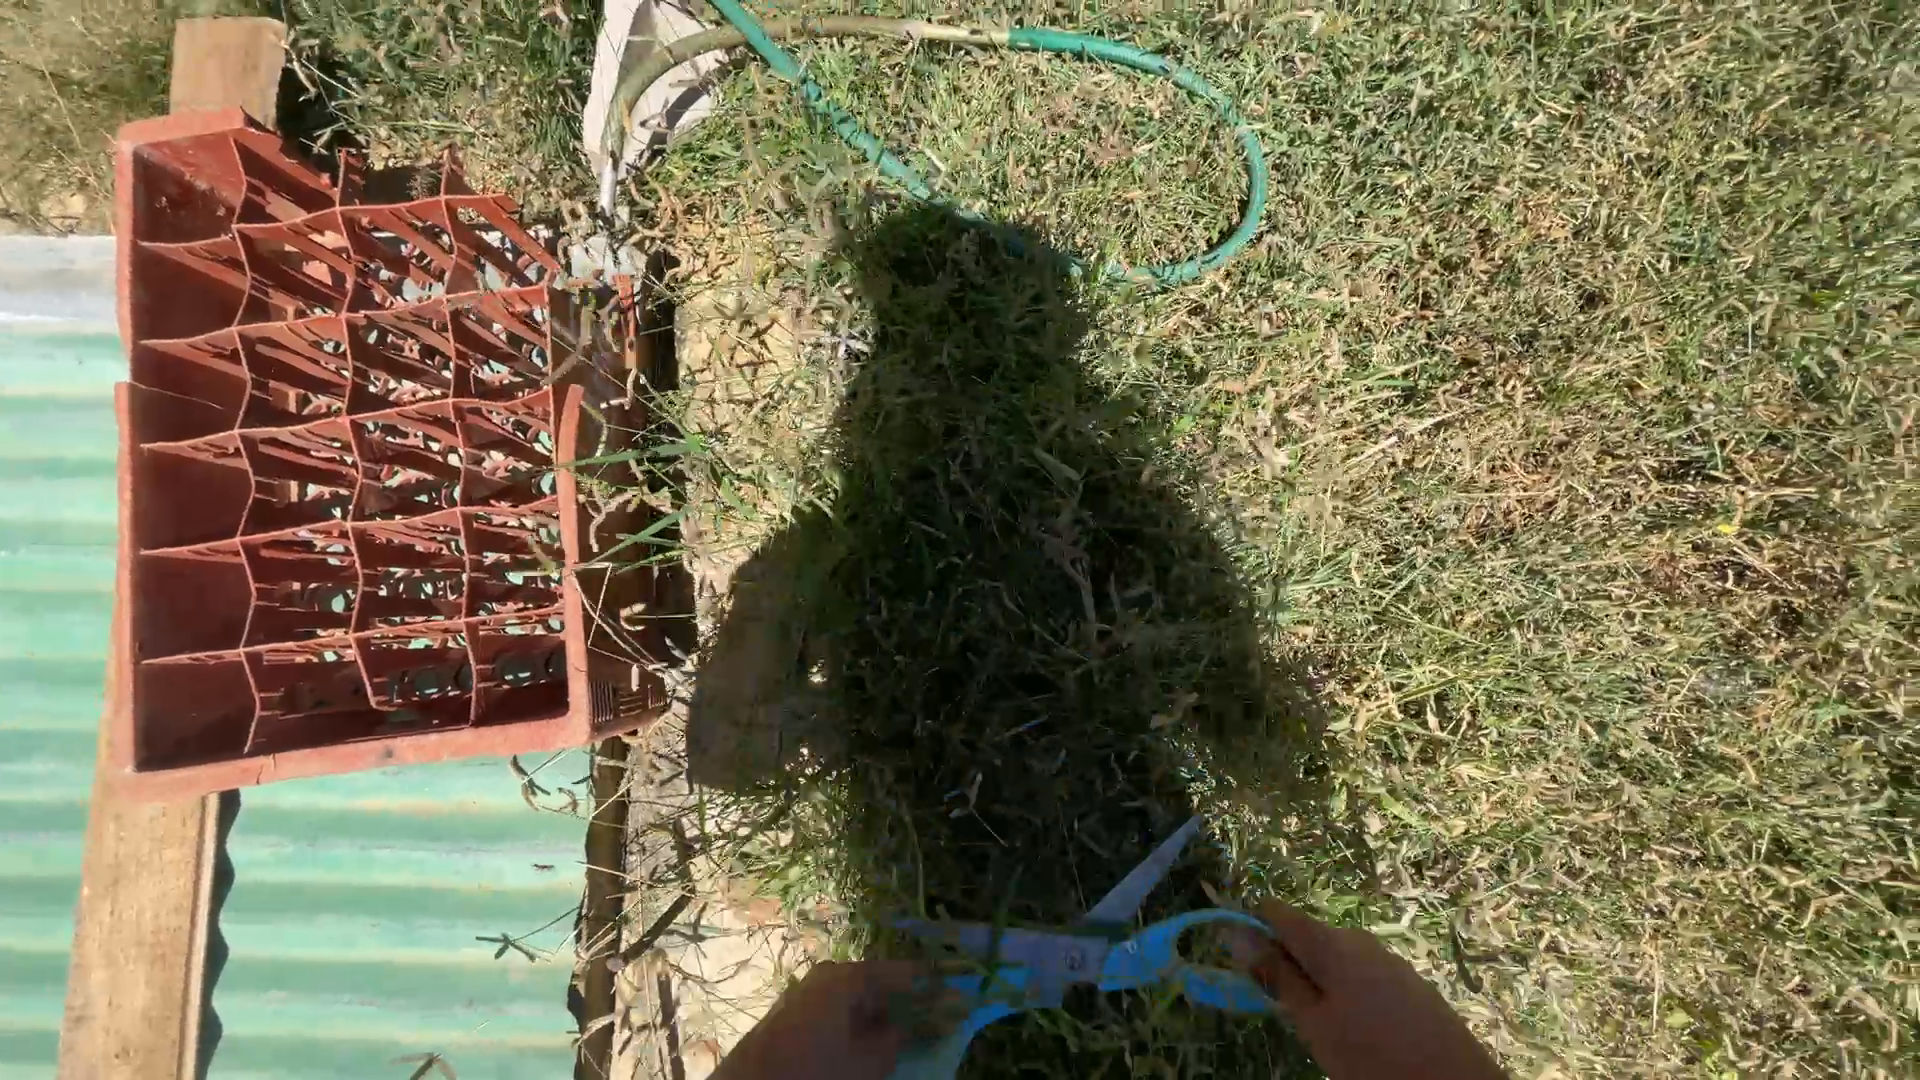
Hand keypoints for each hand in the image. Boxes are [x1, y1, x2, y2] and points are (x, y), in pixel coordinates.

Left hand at [711, 961, 934, 1079]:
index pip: (899, 972)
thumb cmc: (812, 1073)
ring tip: (907, 1034)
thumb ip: (893, 1042)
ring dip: (882, 1017)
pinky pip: (839, 1014)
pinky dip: (859, 1026)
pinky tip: (871, 1044)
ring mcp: (809, 994)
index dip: (929, 984)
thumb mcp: (864, 1064)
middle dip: (906, 1002)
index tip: (955, 991)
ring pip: (858, 1001)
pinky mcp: (795, 1017)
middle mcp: (827, 976)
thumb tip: (908, 1028)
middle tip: (935, 1018)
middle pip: (878, 984)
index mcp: (846, 977)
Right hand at [1238, 901, 1505, 1079]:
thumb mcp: (1314, 1024)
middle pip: (1306, 936)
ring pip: (1336, 959)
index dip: (1254, 930)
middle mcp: (1357, 938)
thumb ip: (1277, 975)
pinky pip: (1365, 975)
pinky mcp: (1413, 984)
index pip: (1274, 911)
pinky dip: (1351, 994)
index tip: (1247, 963)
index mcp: (1329, 942)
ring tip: (1329, 1030)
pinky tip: (1365, 1033)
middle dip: (1290, 964)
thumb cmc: (1375, 1060)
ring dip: (1321, 983)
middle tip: (1291, 1013)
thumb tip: (1235, 932)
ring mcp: (1390, 959)